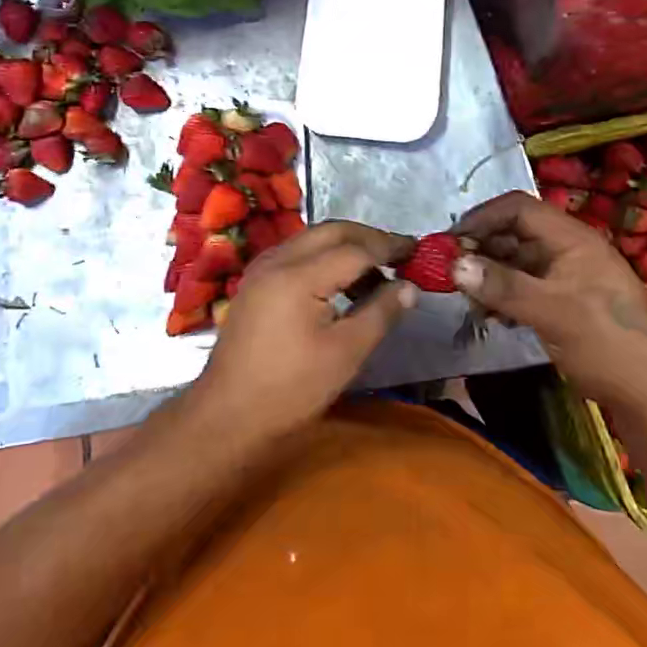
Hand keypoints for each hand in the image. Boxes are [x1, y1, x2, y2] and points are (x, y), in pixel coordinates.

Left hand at [186, 220, 417, 442]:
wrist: (228, 413)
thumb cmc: (291, 389)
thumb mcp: (346, 353)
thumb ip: (380, 313)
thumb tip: (409, 286)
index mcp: (298, 275)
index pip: (354, 249)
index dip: (389, 248)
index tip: (418, 251)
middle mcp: (276, 261)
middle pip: (330, 232)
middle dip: (367, 238)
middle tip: (399, 254)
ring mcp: (260, 270)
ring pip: (310, 240)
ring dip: (344, 247)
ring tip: (375, 273)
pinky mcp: (254, 284)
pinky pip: (294, 255)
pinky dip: (321, 258)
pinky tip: (339, 283)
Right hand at [451, 191, 646, 414]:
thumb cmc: (606, 344)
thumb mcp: (551, 311)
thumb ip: (501, 285)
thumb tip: (454, 264)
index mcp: (572, 239)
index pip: (518, 208)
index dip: (482, 218)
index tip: (451, 242)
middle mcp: (568, 251)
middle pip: (514, 233)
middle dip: (480, 248)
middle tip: (450, 272)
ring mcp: (567, 278)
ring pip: (515, 261)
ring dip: (487, 274)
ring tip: (466, 298)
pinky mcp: (563, 303)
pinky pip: (523, 287)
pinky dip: (501, 295)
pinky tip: (487, 315)